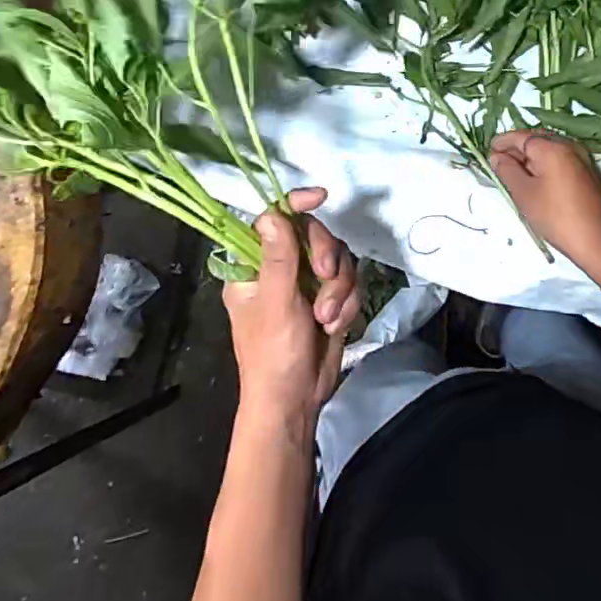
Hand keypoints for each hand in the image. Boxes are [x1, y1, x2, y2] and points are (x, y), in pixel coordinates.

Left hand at [222, 188, 360, 427]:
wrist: (296, 402)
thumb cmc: (273, 356)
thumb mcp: (276, 305)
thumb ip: (278, 259)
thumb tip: (272, 214)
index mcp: (252, 265)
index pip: (272, 219)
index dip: (294, 204)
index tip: (320, 198)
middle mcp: (279, 268)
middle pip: (313, 235)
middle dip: (326, 257)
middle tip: (326, 278)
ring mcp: (305, 282)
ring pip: (336, 258)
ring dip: (338, 287)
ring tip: (328, 317)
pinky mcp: (328, 297)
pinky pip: (348, 281)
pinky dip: (347, 302)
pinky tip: (336, 324)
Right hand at [489, 130, 600, 269]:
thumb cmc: (557, 216)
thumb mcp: (524, 193)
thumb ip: (507, 170)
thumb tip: (497, 156)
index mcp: (552, 148)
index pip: (521, 136)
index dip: (502, 142)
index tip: (488, 151)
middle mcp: (570, 147)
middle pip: (536, 140)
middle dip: (516, 148)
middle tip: (498, 162)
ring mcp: (582, 159)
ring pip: (549, 150)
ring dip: (530, 157)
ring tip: (514, 172)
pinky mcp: (588, 173)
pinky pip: (560, 160)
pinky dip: (544, 164)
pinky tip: (535, 179)